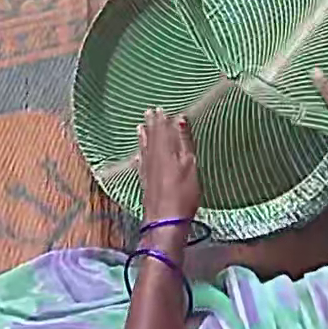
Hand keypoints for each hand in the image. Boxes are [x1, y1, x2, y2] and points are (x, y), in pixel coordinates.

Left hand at [138, 109, 200, 223]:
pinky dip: (140, 155)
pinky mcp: (145, 181)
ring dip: (144, 136)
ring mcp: (147, 170)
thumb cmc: (183, 192)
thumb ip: (184, 141)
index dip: (161, 119)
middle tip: (148, 112)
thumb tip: (179, 118)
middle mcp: (153, 157)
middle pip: (152, 137)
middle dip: (151, 124)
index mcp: (165, 150)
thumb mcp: (189, 164)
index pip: (162, 130)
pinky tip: (138, 155)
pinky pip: (141, 163)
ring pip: (144, 148)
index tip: (160, 108)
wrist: (165, 220)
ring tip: (140, 127)